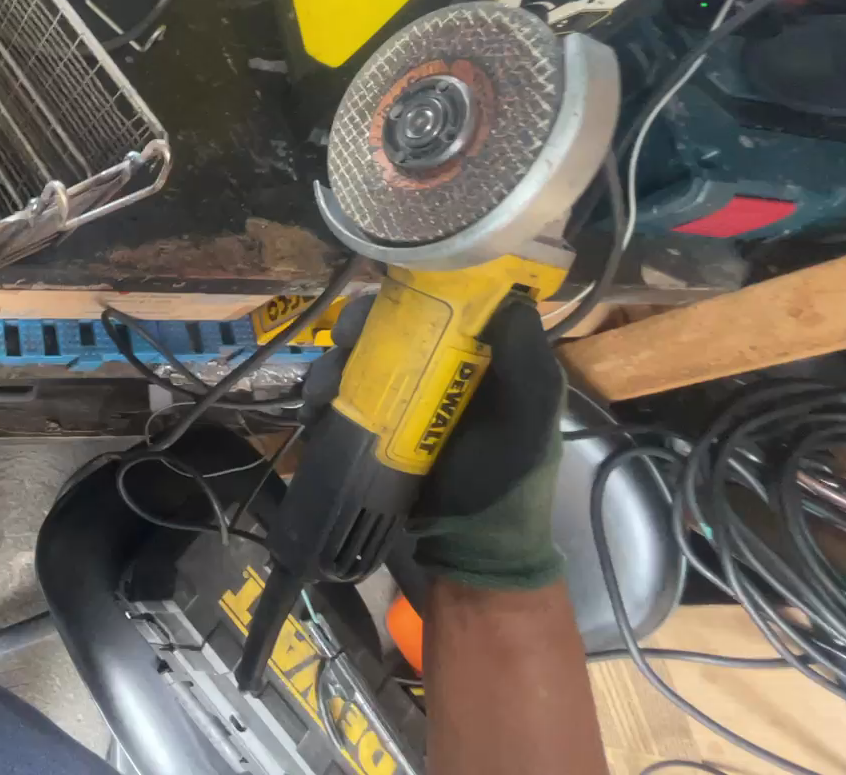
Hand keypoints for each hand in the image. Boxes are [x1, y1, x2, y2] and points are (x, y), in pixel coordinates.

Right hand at [303, 295, 566, 590]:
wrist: (470, 545)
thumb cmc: (507, 477)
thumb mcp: (531, 416)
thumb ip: (526, 361)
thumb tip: (508, 299)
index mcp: (462, 361)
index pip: (423, 312)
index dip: (396, 301)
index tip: (380, 305)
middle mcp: (419, 374)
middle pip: (373, 334)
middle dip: (352, 331)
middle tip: (343, 342)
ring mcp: (386, 403)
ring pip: (343, 365)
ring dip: (327, 370)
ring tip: (323, 394)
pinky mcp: (360, 430)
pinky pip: (328, 404)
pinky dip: (315, 404)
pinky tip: (314, 415)